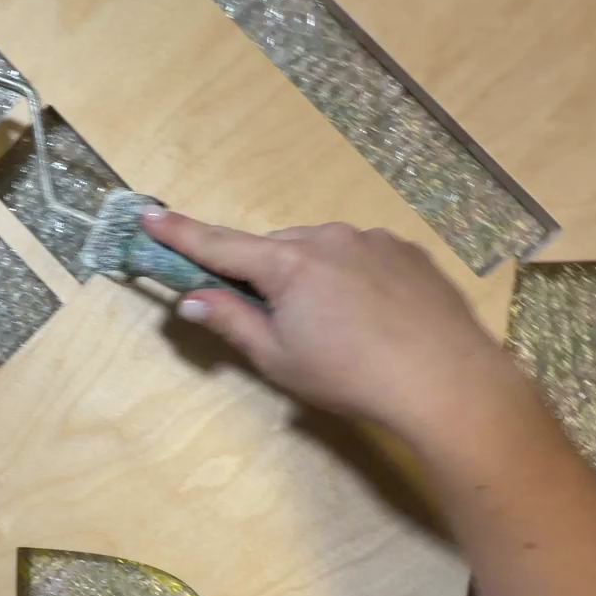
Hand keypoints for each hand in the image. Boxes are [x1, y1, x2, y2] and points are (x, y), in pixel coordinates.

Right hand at [142, 211, 522, 441]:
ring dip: (301, 275)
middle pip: (270, 248)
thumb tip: (191, 300)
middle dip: (255, 272)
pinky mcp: (405, 251)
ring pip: (315, 250)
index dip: (179, 232)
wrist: (446, 380)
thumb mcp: (276, 358)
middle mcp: (328, 238)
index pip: (219, 245)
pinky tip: (359, 314)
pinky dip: (341, 275)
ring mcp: (371, 240)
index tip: (149, 214)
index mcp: (288, 264)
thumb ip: (231, 321)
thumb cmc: (347, 375)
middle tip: (261, 313)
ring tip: (322, 322)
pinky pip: (354, 255)